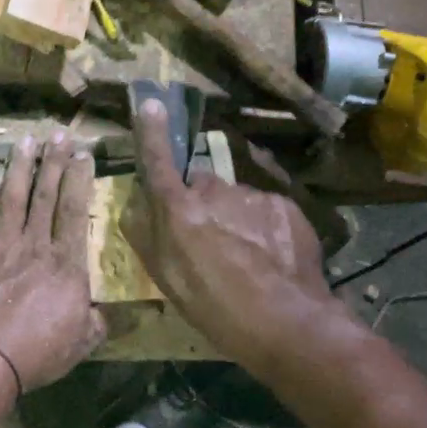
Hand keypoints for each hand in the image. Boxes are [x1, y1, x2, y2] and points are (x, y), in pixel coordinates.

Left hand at [0, 132, 107, 394]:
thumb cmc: (38, 353)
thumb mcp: (83, 342)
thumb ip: (102, 321)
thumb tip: (125, 312)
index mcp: (66, 264)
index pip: (75, 211)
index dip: (80, 179)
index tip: (83, 154)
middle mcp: (34, 244)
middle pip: (46, 195)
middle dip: (53, 162)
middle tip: (58, 134)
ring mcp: (0, 245)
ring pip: (12, 197)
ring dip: (19, 167)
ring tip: (25, 140)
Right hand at [123, 98, 355, 378]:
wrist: (290, 326)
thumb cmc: (215, 307)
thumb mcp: (164, 278)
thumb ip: (144, 234)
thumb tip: (136, 205)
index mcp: (178, 209)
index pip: (158, 160)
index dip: (152, 131)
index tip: (151, 102)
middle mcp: (214, 192)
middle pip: (201, 185)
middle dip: (201, 203)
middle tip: (208, 242)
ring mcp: (253, 196)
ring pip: (234, 198)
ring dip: (234, 217)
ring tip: (246, 258)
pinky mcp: (285, 206)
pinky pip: (264, 208)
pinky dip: (264, 226)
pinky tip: (271, 258)